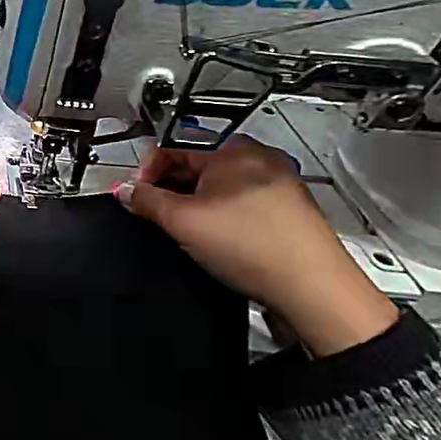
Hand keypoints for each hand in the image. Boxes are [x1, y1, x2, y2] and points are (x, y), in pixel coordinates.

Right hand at [116, 137, 397, 355]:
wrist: (314, 290)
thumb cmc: (262, 248)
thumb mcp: (183, 222)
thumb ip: (146, 202)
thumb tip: (126, 191)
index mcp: (234, 149)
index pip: (173, 149)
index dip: (147, 172)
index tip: (136, 193)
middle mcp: (260, 160)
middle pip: (196, 168)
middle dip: (173, 191)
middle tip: (160, 216)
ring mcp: (278, 186)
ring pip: (220, 189)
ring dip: (198, 207)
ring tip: (193, 234)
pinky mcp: (288, 213)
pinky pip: (242, 208)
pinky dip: (225, 220)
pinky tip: (222, 244)